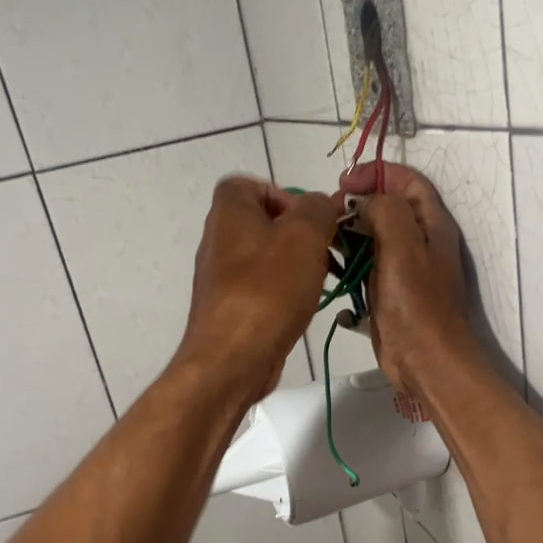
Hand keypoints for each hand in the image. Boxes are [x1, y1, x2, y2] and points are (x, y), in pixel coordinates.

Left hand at [172, 177, 339, 404]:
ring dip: (296, 265)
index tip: (309, 218)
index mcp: (228, 212)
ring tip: (321, 281)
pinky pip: (262, 288)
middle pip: (263, 223)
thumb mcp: (304, 235)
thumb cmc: (268, 289)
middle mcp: (218, 240)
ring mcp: (222, 278)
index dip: (282, 194)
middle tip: (324, 251)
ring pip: (266, 258)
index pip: (249, 184)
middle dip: (299, 234)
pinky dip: (284, 292)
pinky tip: (304, 307)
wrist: (233, 358)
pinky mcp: (230, 309)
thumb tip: (318, 204)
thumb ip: (317, 209)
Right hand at [338, 161, 478, 402]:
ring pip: (373, 235)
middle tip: (331, 213)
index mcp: (431, 224)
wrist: (424, 359)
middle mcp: (420, 240)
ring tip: (325, 237)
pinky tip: (330, 264)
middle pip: (388, 206)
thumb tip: (365, 203)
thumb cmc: (415, 303)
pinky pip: (366, 264)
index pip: (406, 180)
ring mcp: (404, 267)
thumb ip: (385, 211)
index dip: (377, 173)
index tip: (344, 184)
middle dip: (358, 202)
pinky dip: (348, 259)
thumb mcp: (402, 245)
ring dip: (349, 231)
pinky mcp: (388, 291)